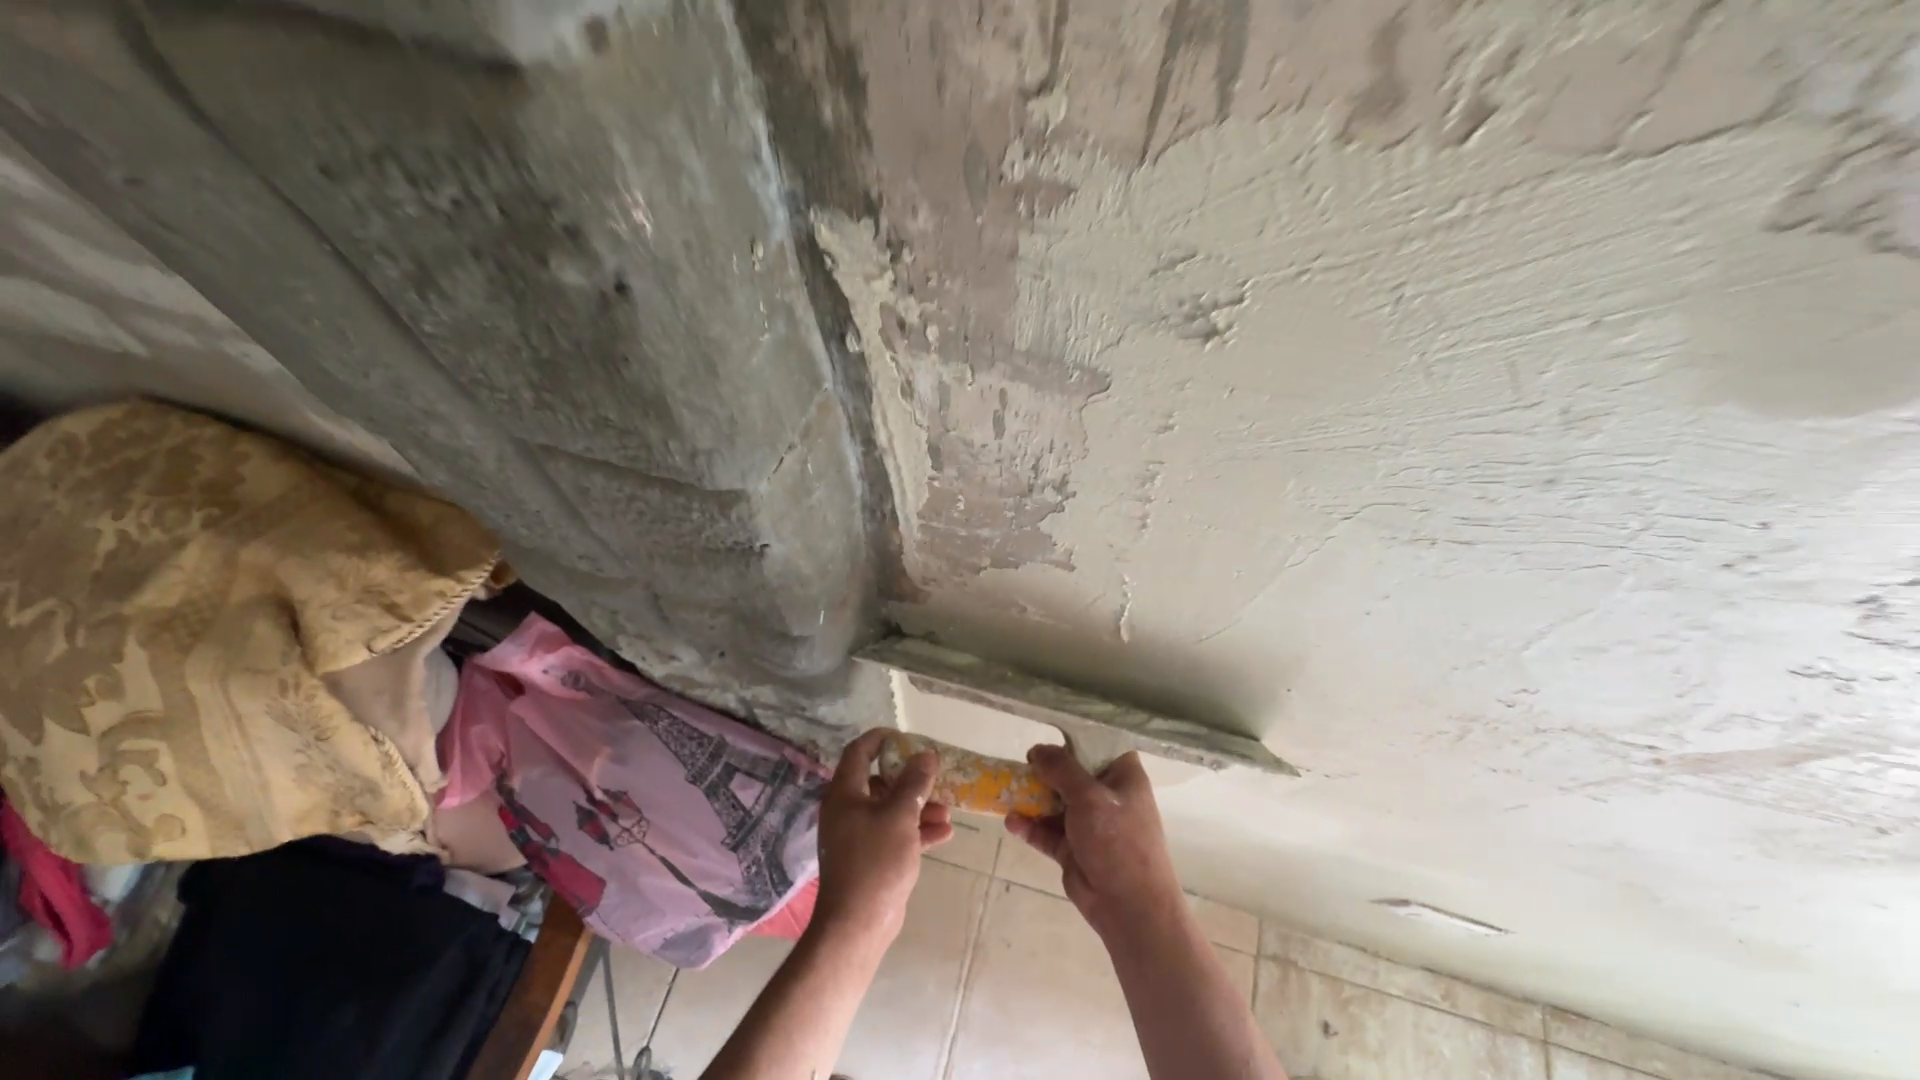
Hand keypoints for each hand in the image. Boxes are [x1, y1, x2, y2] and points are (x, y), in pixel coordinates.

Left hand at [813, 728, 954, 941]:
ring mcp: (858, 835)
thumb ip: (914, 783)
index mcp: (845, 794)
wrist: (858, 923)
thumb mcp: (900, 816)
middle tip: (936, 778)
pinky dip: (916, 831)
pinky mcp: (870, 857)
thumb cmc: (876, 861)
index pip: (858, 753)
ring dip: (919, 808)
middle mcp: (847, 810)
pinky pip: (895, 834)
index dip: (880, 740)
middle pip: (880, 782)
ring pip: (891, 810)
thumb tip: (925, 754)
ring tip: (948, 814)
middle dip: (911, 781)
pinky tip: (944, 834)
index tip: (905, 737)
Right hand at [1005, 747, 1185, 938]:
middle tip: (1020, 766)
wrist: (1129, 905)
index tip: (1046, 739)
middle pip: (1070, 774)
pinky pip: (1046, 832)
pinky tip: (1011, 822)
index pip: (1098, 747)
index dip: (1072, 741)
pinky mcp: (1073, 849)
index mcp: (1122, 776)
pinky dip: (1030, 826)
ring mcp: (1089, 824)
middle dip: (1044, 771)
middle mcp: (1106, 796)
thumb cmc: (1117, 840)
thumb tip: (1037, 750)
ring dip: (1032, 799)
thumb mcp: (1089, 796)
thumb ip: (1061, 769)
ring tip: (1006, 791)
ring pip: (1055, 803)